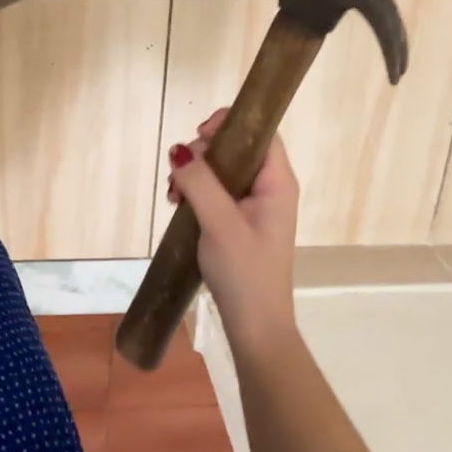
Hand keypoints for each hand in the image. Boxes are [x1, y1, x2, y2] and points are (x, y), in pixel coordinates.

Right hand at [167, 108, 299, 344]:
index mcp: (277, 182)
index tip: (199, 136)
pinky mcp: (239, 221)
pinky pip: (216, 190)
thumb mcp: (219, 224)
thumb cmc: (245, 273)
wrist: (255, 327)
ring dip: (194, 174)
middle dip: (202, 154)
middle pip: (235, 148)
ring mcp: (254, 205)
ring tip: (174, 196)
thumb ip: (200, 183)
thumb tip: (180, 150)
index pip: (260, 131)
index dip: (229, 124)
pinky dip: (195, 192)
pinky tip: (178, 206)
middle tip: (179, 175)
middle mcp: (269, 187)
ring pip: (221, 169)